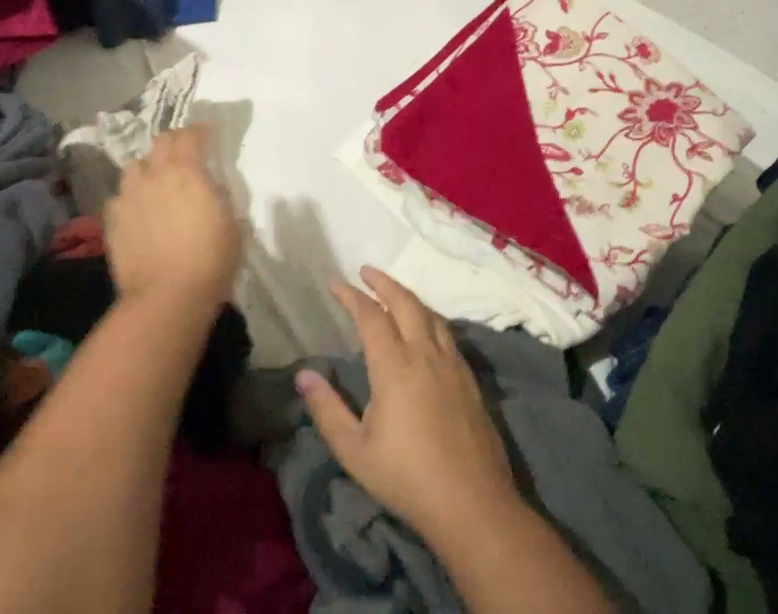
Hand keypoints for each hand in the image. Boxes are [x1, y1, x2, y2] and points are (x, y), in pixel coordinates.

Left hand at [103, 125, 241, 311]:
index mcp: (187, 172)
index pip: (189, 135)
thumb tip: (211, 190)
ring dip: (148, 167)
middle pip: (159, 143)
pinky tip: (138, 211)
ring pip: (134, 167)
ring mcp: (128, 196)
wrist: (166, 297)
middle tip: (184, 151)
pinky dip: (131, 198)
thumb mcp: (234, 227)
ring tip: (155, 180)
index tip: (207, 133)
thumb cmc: (210, 262)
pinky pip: (120, 197)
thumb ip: (221, 199)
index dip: (199, 130)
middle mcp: (153, 175)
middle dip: (173, 142)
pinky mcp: (112, 219)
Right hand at [297, 267, 520, 538]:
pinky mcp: (471, 383)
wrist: (473, 505)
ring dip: (410, 298)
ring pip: (432, 317)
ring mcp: (454, 368)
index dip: (352, 296)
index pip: (371, 316)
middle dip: (384, 283)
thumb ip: (327, 409)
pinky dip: (431, 320)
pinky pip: (448, 336)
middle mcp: (426, 357)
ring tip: (393, 294)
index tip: (335, 283)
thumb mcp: (354, 449)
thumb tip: (304, 375)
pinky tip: (427, 331)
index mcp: (394, 367)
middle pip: (407, 304)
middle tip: (366, 272)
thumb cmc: (406, 477)